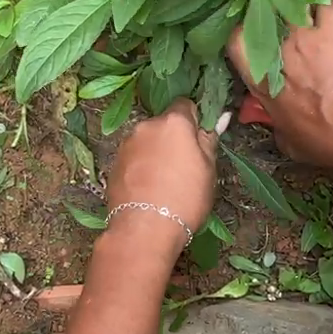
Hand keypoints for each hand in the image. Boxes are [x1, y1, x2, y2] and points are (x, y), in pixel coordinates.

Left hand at [106, 99, 218, 257]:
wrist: (144, 229)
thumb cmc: (185, 198)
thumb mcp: (208, 169)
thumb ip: (209, 139)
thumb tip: (218, 117)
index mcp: (173, 122)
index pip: (186, 105)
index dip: (194, 121)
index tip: (198, 142)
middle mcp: (146, 125)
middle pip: (164, 124)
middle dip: (174, 138)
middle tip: (184, 166)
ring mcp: (127, 144)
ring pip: (148, 141)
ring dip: (156, 152)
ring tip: (164, 182)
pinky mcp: (114, 163)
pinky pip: (134, 157)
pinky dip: (141, 166)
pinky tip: (148, 189)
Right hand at [227, 0, 332, 168]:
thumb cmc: (324, 141)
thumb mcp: (289, 142)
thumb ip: (277, 127)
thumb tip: (278, 125)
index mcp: (261, 81)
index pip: (237, 41)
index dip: (244, 33)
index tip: (255, 35)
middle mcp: (277, 51)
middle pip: (264, 14)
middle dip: (270, 9)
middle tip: (281, 11)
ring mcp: (304, 34)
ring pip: (294, 0)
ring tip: (309, 1)